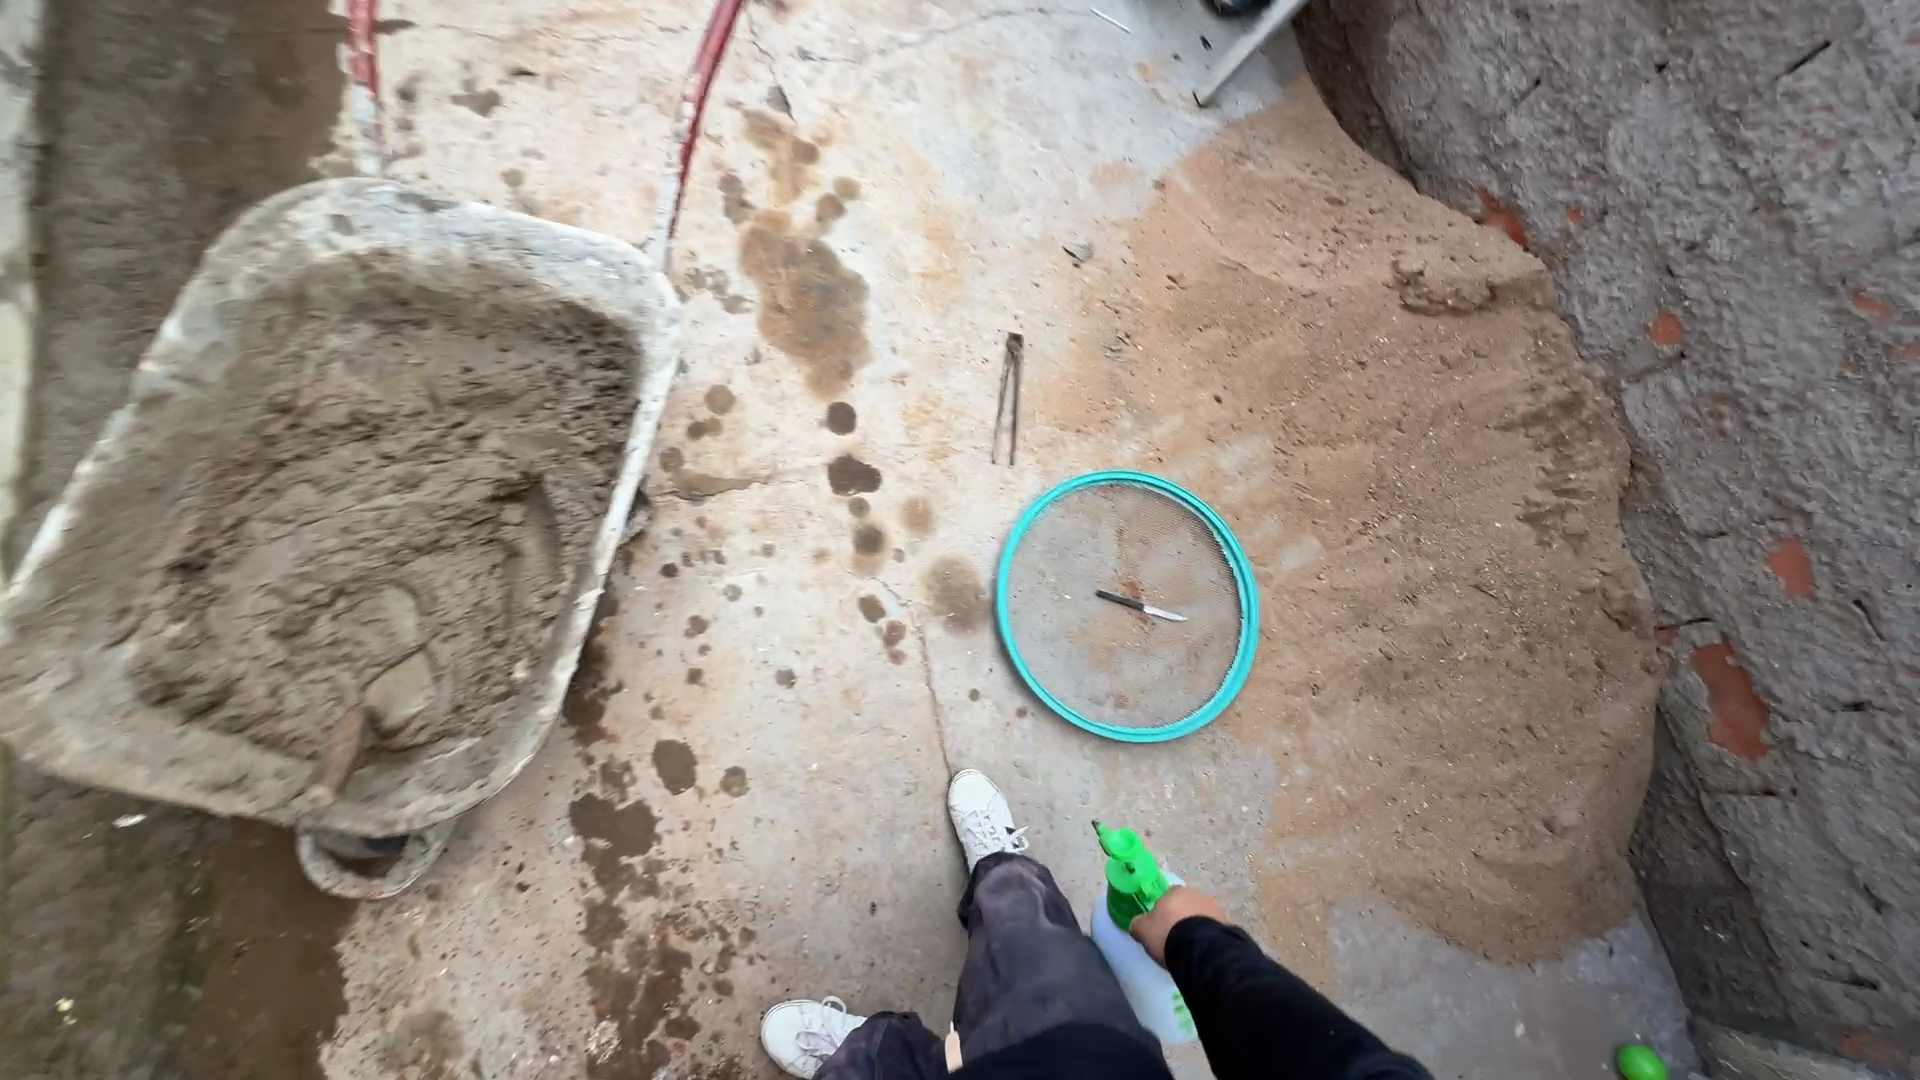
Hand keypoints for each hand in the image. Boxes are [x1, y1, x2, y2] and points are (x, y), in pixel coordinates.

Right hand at [1128, 885, 1227, 966]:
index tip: (1161, 927)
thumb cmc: (1168, 934)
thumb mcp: (1143, 930)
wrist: (1200, 950)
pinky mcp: (1228, 927)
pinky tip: (1203, 953)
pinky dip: (1208, 940)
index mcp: (1175, 891)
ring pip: (1202, 918)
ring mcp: (1215, 910)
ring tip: (1191, 949)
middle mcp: (1197, 895)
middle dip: (1182, 919)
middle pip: (1186, 906)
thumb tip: (1138, 925)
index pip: (1168, 897)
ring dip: (1197, 929)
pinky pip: (1213, 932)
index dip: (1164, 912)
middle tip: (1176, 938)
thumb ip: (1138, 924)